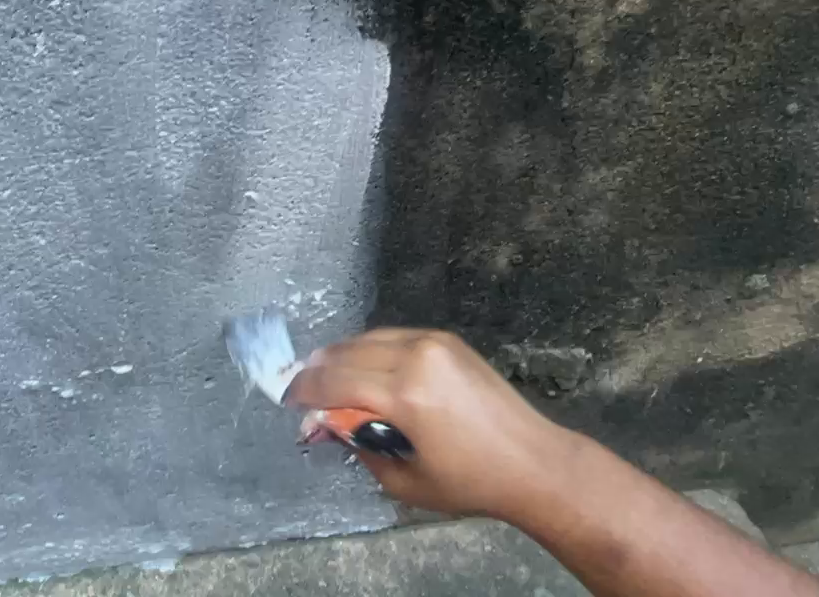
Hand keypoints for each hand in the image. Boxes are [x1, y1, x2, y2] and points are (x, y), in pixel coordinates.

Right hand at [283, 328, 575, 519]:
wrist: (531, 460)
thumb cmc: (469, 482)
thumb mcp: (403, 479)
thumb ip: (358, 445)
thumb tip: (323, 424)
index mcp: (405, 394)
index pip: (336, 381)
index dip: (305, 389)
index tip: (287, 398)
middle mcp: (415, 356)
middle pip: (346, 353)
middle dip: (317, 370)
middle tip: (300, 387)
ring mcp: (431, 341)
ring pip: (367, 338)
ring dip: (341, 355)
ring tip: (325, 374)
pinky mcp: (444, 337)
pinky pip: (392, 336)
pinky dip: (369, 348)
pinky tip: (362, 365)